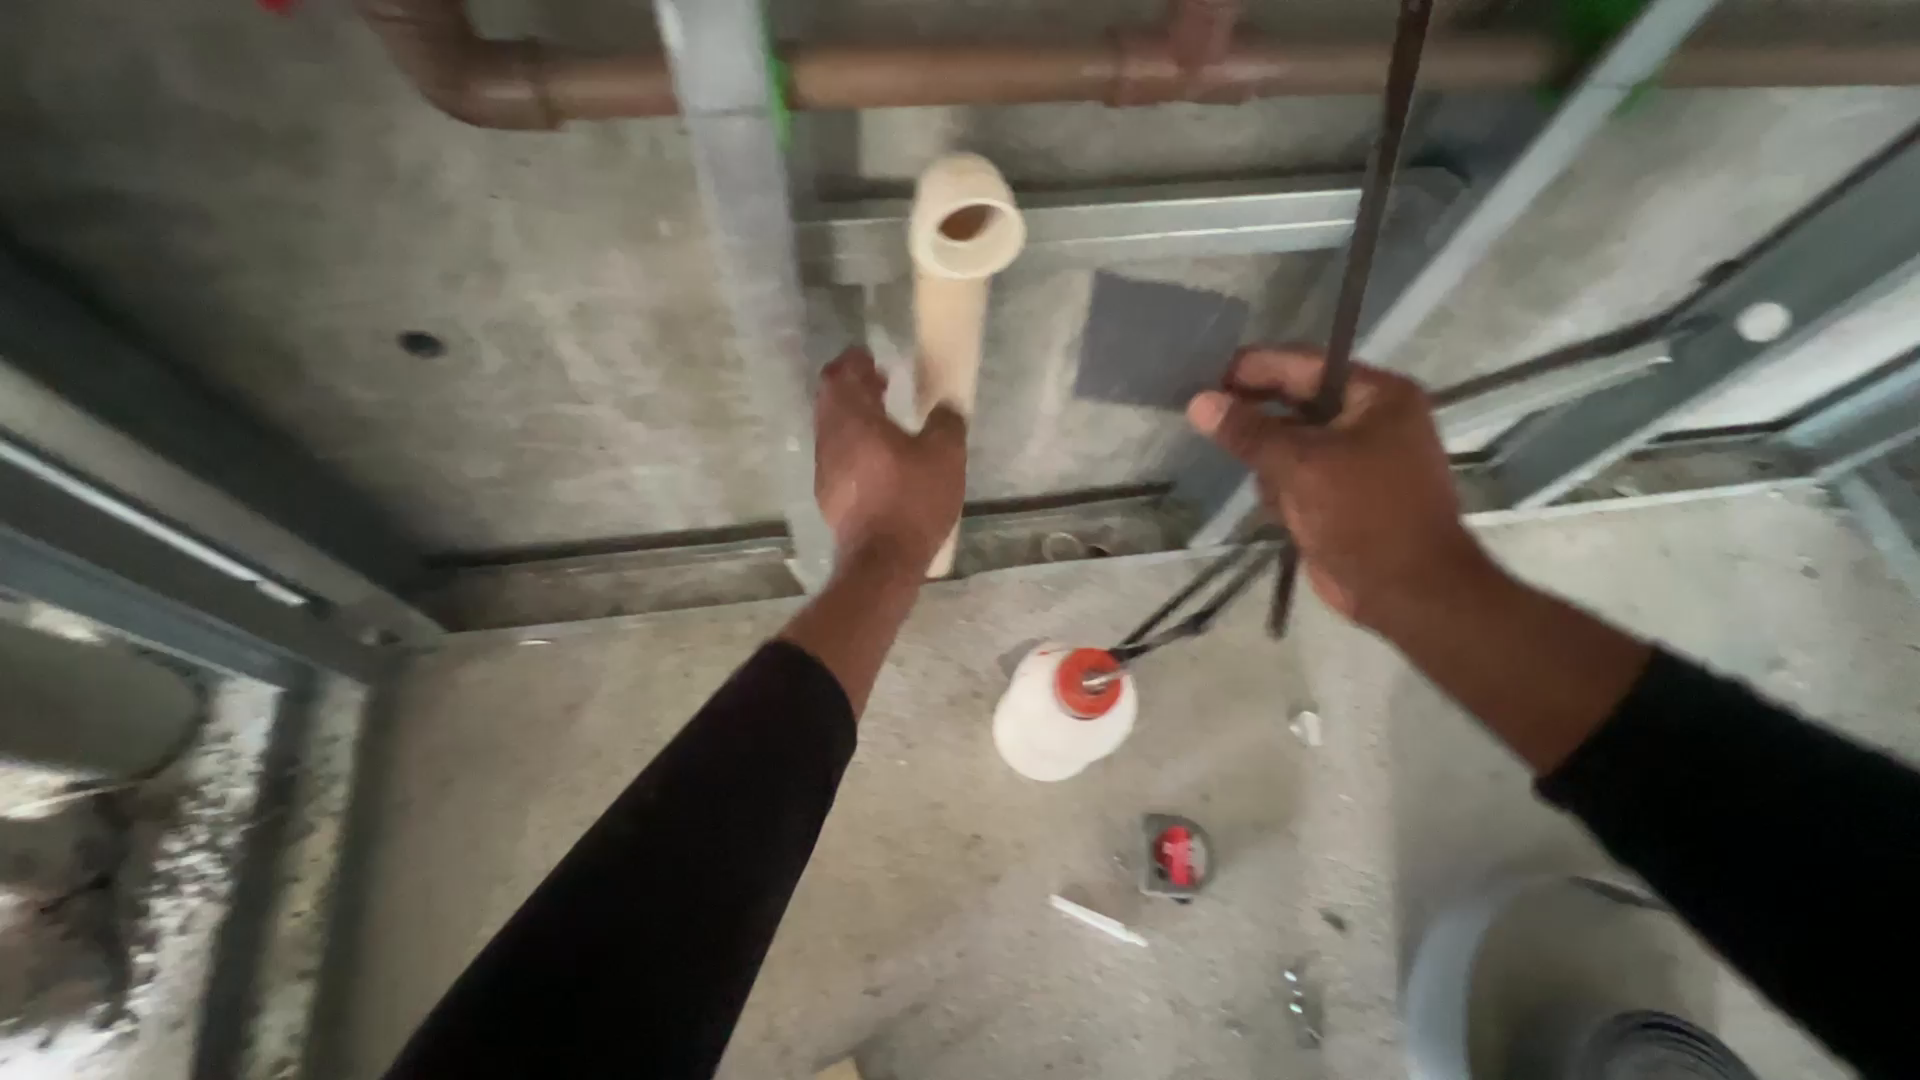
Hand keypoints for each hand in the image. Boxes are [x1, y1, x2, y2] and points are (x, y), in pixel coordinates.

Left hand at [813, 347, 966, 573]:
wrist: (882, 561)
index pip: (839, 375)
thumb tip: (946, 408)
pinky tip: (878, 460)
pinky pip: (837, 456)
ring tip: (884, 421)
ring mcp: (824, 470)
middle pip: (831, 401)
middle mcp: (830, 439)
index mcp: (853, 420)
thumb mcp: (946, 456)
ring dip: (853, 418)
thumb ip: (947, 423)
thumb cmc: (912, 500)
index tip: (872, 358)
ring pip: (832, 429)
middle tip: (881, 384)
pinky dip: (853, 445)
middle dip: (852, 387)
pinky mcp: (828, 496)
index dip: (853, 362)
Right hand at [1187, 347, 1492, 630]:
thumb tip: (1199, 402)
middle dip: (1259, 421)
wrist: (1406, 590)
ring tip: (1266, 486)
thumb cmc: (1365, 514)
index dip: (1255, 368)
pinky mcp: (1340, 495)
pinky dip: (1281, 491)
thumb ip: (1249, 431)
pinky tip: (1280, 512)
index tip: (1208, 378)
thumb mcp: (1301, 465)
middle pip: (1295, 404)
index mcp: (1377, 396)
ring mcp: (1356, 459)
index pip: (1305, 366)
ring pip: (1288, 444)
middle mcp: (1370, 420)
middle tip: (1210, 422)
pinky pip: (1295, 477)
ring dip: (1270, 464)